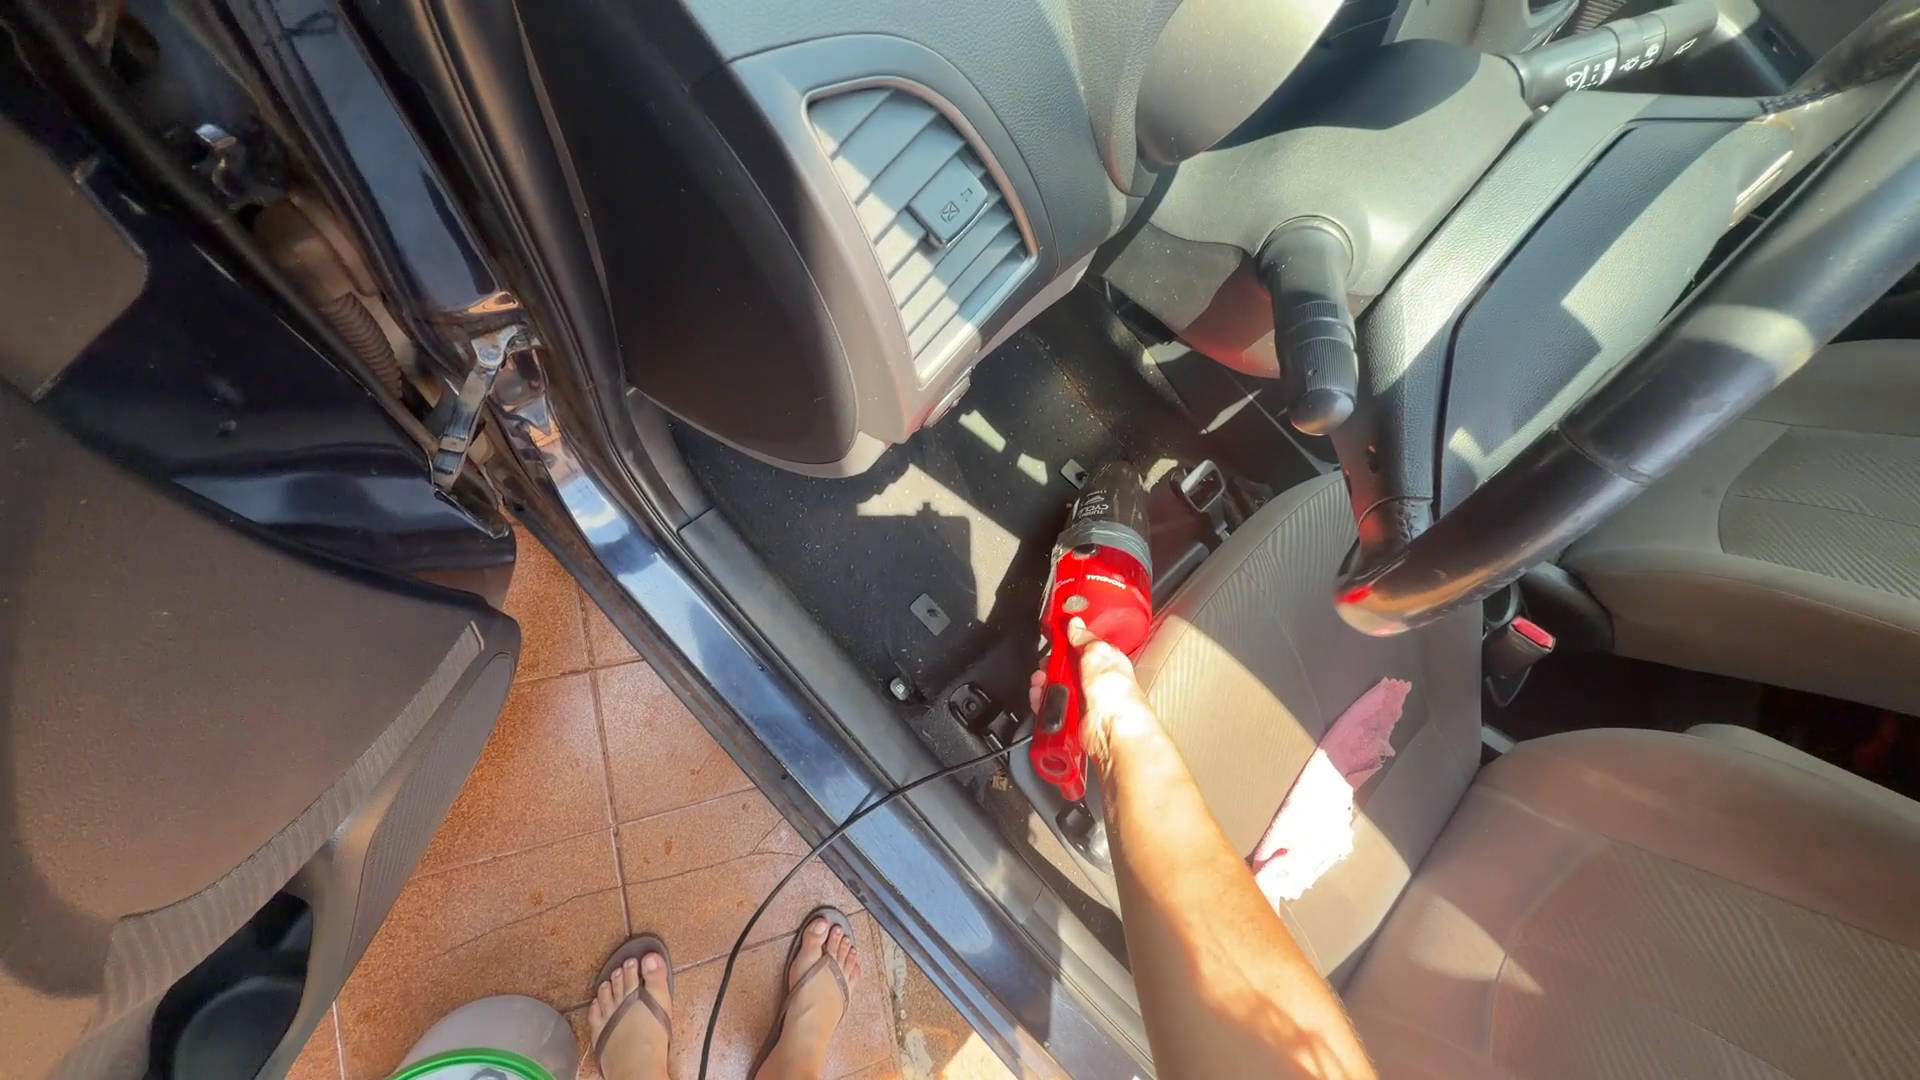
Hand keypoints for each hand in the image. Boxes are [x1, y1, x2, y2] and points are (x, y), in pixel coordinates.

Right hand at [1029, 617, 1161, 768]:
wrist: (1113, 731)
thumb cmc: (1117, 694)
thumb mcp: (1099, 652)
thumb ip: (1084, 638)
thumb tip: (1075, 624)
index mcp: (1107, 663)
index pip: (1083, 647)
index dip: (1067, 641)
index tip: (1054, 635)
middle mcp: (1095, 683)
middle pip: (1065, 667)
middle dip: (1051, 663)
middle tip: (1046, 662)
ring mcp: (1082, 701)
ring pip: (1055, 686)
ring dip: (1043, 682)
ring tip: (1040, 680)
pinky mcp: (1070, 718)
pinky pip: (1050, 706)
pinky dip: (1041, 701)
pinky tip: (1039, 696)